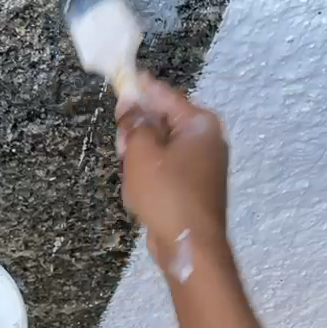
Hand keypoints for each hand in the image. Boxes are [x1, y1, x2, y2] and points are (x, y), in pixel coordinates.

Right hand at [117, 73, 229, 277]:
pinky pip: (166, 166)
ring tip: (130, 172)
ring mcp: (203, 164)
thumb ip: (134, 122)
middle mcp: (207, 139)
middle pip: (162, 120)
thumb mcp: (141, 151)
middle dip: (137, 129)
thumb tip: (131, 102)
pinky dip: (149, 172)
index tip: (120, 80)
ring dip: (140, 154)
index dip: (140, 88)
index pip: (165, 95)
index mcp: (200, 124)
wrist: (191, 247)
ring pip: (160, 145)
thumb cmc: (167, 193)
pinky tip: (139, 188)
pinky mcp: (195, 185)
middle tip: (121, 145)